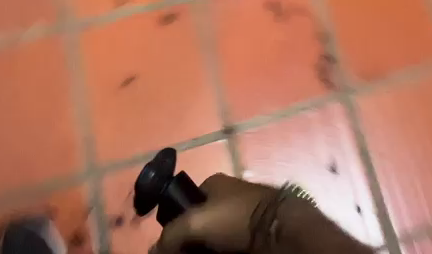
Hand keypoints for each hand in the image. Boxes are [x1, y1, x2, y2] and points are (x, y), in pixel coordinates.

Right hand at [151, 175, 276, 253]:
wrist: (277, 230)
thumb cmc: (234, 218)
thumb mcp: (195, 223)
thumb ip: (170, 236)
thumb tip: (153, 251)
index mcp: (213, 184)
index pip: (185, 204)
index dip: (176, 226)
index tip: (173, 247)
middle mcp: (226, 198)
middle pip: (199, 225)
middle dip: (190, 244)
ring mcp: (241, 216)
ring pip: (214, 240)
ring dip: (206, 250)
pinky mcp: (252, 235)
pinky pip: (229, 248)